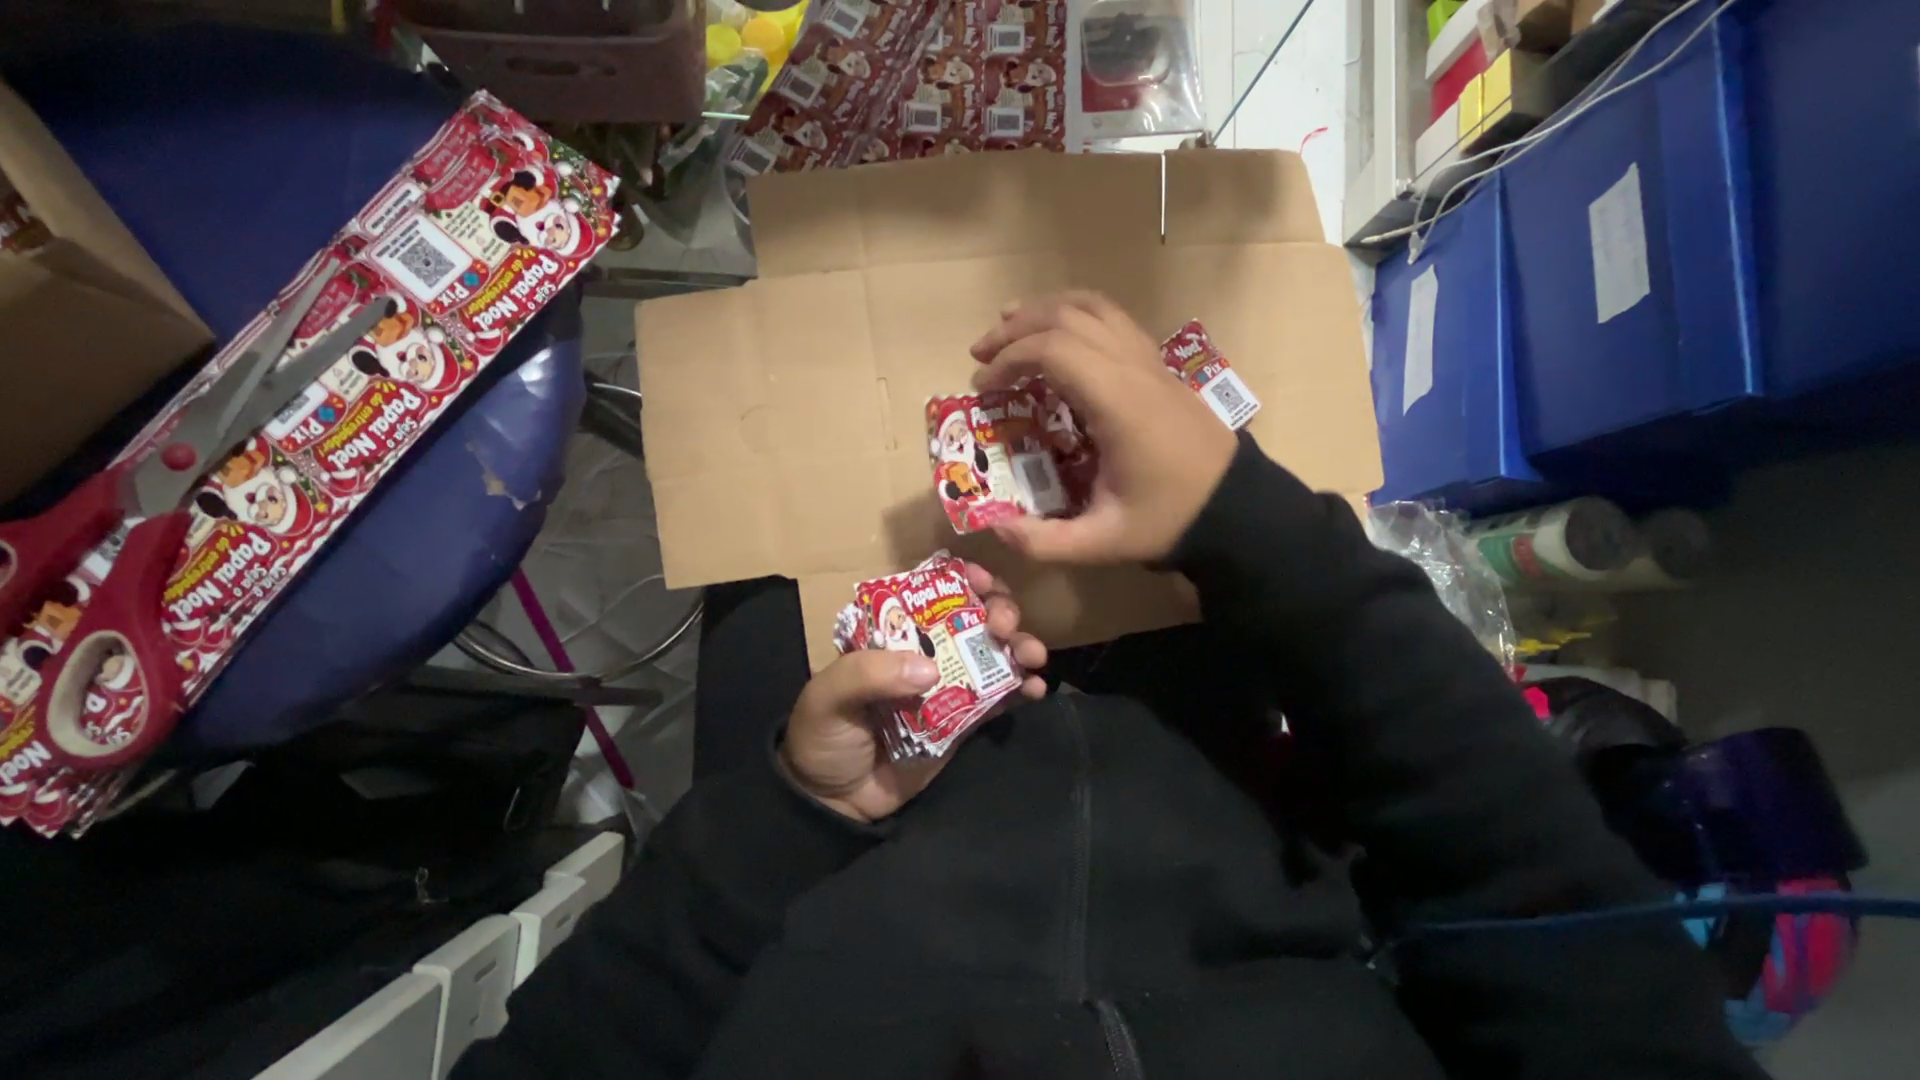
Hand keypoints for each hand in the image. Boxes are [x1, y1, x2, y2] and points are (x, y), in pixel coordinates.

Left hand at [782, 562, 1047, 822]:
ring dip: (1020, 645)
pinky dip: (1024, 688)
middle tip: (1004, 624)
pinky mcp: (965, 721)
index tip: (982, 580)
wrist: (833, 803)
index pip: (930, 593)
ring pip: (994, 653)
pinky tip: (1037, 688)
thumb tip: (929, 669)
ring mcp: (949, 687)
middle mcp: (925, 652)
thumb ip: (869, 675)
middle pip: (972, 617)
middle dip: (999, 610)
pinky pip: (1001, 698)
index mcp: (890, 635)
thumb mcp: (829, 697)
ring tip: (1032, 654)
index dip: (960, 579)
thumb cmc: (821, 737)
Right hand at [971, 292, 1236, 563]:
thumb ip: (1046, 542)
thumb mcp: (1104, 542)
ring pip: (1092, 306)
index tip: (982, 386)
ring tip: (1008, 324)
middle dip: (1015, 330)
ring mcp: (1149, 360)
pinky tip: (1057, 331)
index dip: (1009, 359)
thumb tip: (996, 529)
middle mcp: (1132, 368)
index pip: (1053, 350)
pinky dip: (1076, 312)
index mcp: (1118, 402)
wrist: (1237, 507)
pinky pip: (1113, 318)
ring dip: (1045, 310)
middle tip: (979, 355)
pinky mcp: (1158, 365)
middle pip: (1066, 318)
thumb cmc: (1169, 519)